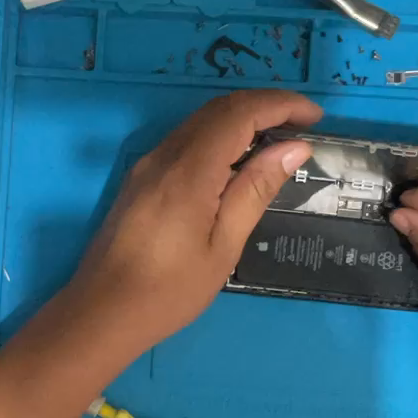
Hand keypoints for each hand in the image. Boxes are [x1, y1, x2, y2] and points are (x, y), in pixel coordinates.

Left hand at [65, 90, 321, 356]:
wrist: (102, 311)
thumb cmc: (168, 291)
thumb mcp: (223, 246)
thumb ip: (255, 191)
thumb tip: (293, 148)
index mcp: (189, 170)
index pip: (239, 113)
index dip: (281, 105)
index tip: (315, 118)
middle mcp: (164, 156)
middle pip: (218, 110)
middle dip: (264, 108)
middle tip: (301, 128)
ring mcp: (146, 167)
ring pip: (198, 124)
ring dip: (239, 122)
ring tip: (276, 146)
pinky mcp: (139, 181)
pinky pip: (183, 143)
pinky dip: (216, 140)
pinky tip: (234, 167)